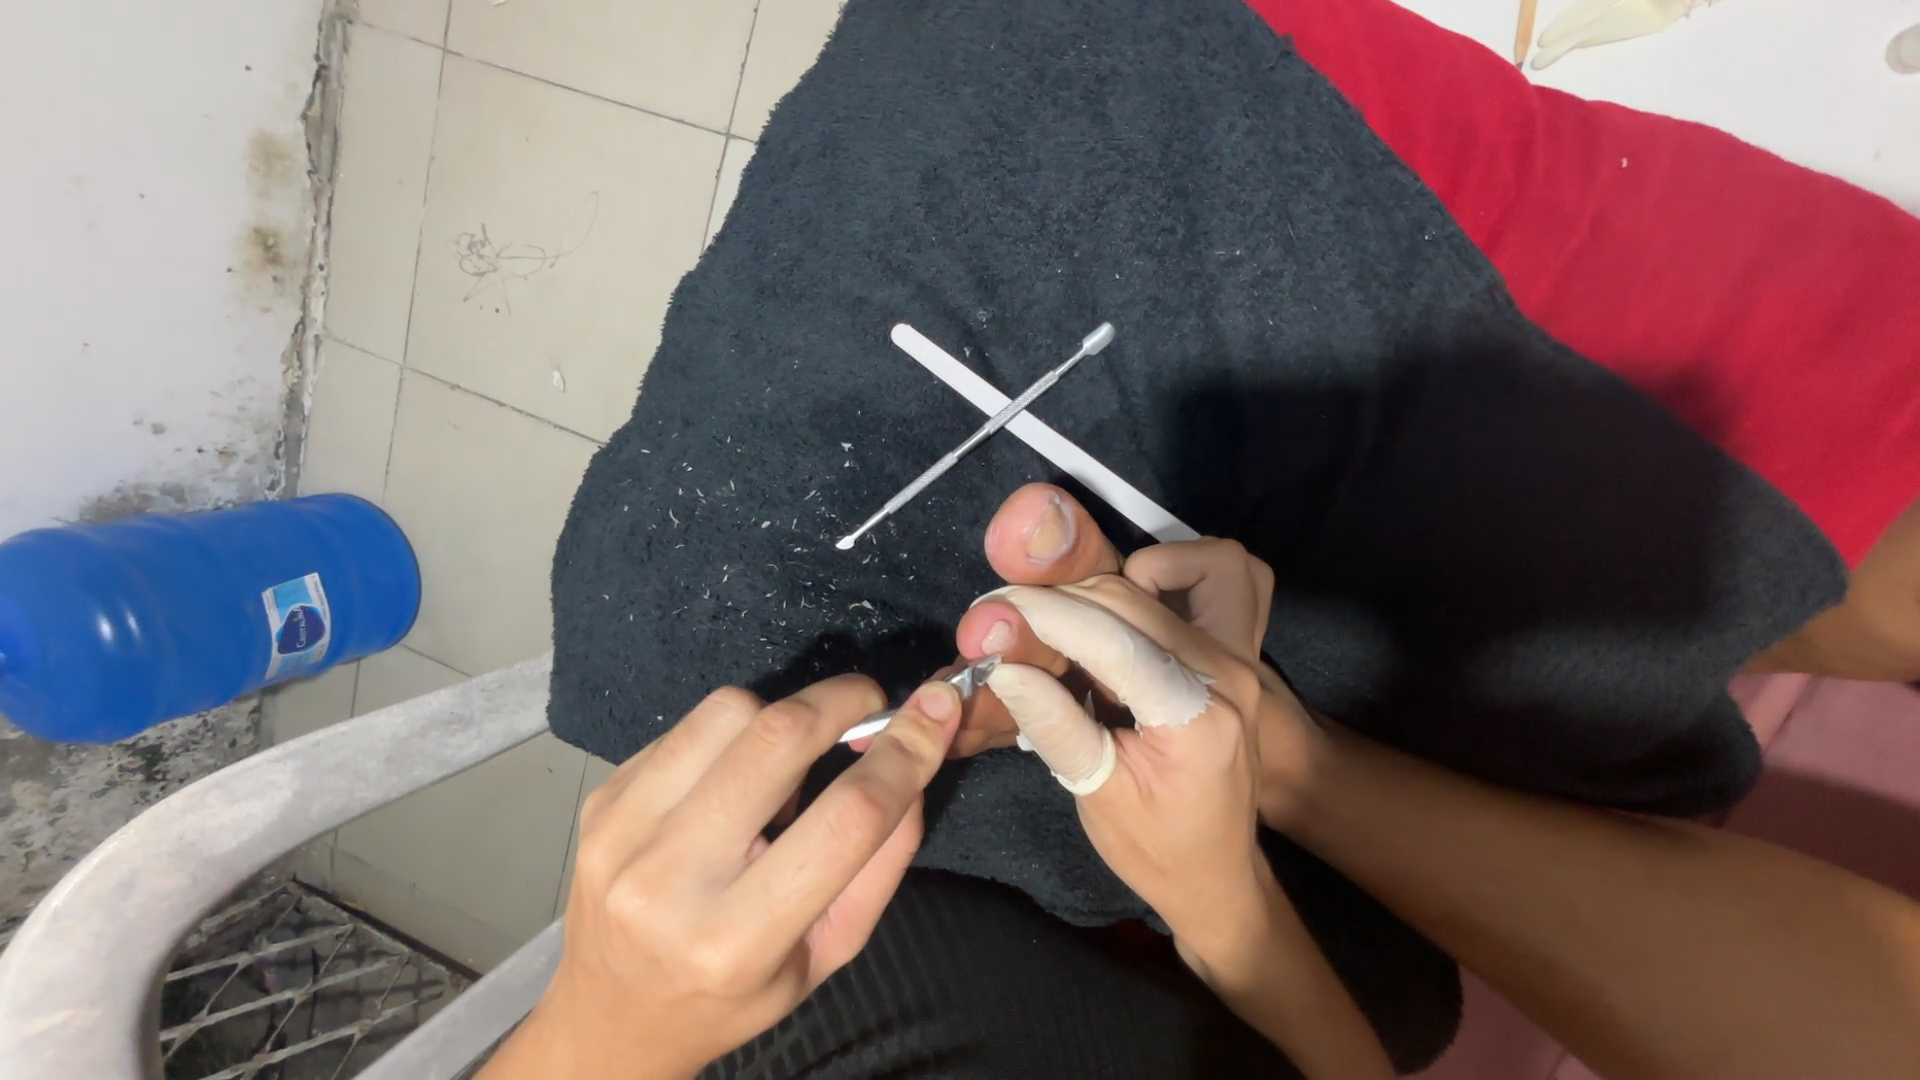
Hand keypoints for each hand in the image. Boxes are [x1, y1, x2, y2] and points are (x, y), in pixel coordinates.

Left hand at [482, 677, 961, 1079]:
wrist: (611, 1016)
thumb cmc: (736, 993)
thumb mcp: (830, 951)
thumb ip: (884, 858)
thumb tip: (916, 753)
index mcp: (737, 940)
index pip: (846, 818)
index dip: (903, 753)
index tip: (936, 710)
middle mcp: (668, 881)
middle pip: (778, 739)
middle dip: (842, 702)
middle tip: (869, 704)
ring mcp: (623, 831)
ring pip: (731, 712)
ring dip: (785, 713)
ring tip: (795, 755)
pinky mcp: (603, 796)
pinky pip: (691, 722)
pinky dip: (736, 730)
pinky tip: (738, 773)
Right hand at [980, 575, 1275, 947]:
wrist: (1218, 871)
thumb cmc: (1156, 847)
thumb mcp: (1096, 796)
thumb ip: (1052, 723)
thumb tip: (1000, 664)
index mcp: (1195, 717)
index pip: (1110, 638)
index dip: (1045, 614)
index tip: (990, 608)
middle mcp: (1230, 672)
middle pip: (1132, 598)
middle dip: (1060, 598)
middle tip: (1008, 619)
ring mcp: (1245, 655)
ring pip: (1191, 566)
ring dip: (1127, 575)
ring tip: (1079, 613)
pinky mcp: (1242, 648)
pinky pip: (1230, 576)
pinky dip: (1180, 570)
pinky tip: (1135, 602)